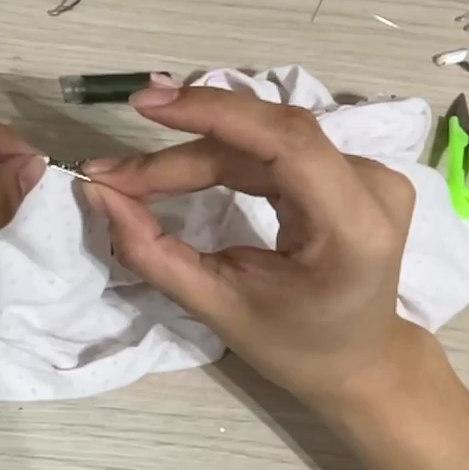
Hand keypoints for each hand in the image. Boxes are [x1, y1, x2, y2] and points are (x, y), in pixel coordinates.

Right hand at [82, 85, 431, 409]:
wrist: (358, 361)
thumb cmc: (292, 345)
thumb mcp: (215, 307)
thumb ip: (152, 251)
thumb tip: (98, 193)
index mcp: (353, 228)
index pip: (286, 141)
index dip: (212, 112)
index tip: (143, 108)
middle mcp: (370, 186)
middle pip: (261, 140)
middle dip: (179, 152)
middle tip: (112, 175)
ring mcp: (365, 172)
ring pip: (259, 140)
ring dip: (189, 153)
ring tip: (132, 175)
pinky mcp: (347, 170)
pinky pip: (268, 148)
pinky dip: (214, 155)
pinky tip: (174, 166)